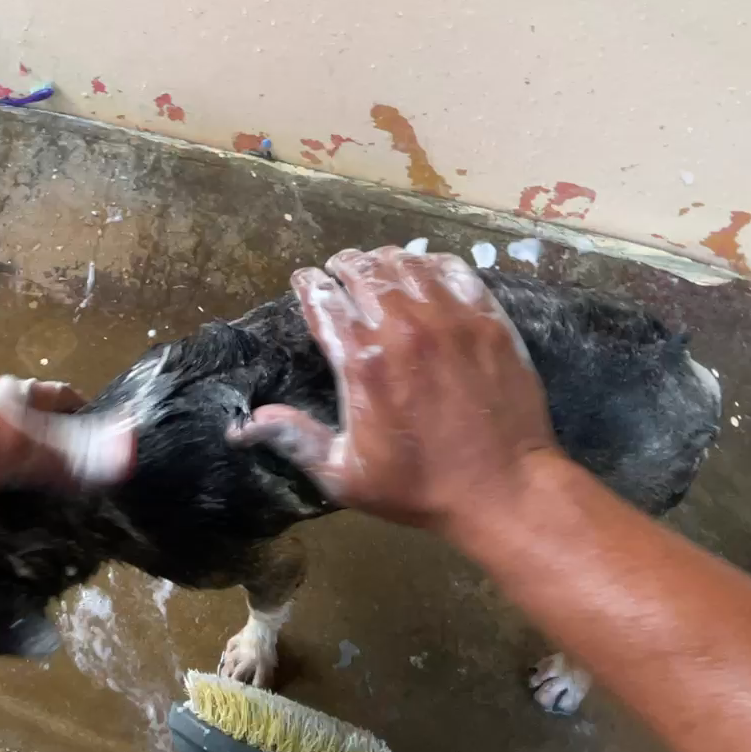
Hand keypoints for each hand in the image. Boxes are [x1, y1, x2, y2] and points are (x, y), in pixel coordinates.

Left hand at [0, 374, 134, 499]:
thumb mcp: (18, 446)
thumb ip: (71, 452)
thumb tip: (133, 450)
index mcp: (14, 391)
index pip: (65, 399)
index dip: (89, 419)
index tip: (104, 451)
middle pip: (31, 418)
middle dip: (51, 444)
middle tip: (70, 488)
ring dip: (12, 462)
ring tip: (29, 503)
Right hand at [230, 246, 559, 536]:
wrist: (505, 490)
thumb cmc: (418, 485)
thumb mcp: (344, 474)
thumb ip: (294, 438)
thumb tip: (244, 424)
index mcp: (361, 361)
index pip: (322, 298)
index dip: (308, 284)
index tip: (305, 283)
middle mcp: (402, 327)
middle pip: (361, 269)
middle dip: (341, 266)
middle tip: (338, 273)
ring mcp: (449, 318)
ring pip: (404, 262)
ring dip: (382, 260)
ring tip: (377, 269)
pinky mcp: (486, 318)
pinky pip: (453, 268)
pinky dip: (430, 263)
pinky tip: (424, 273)